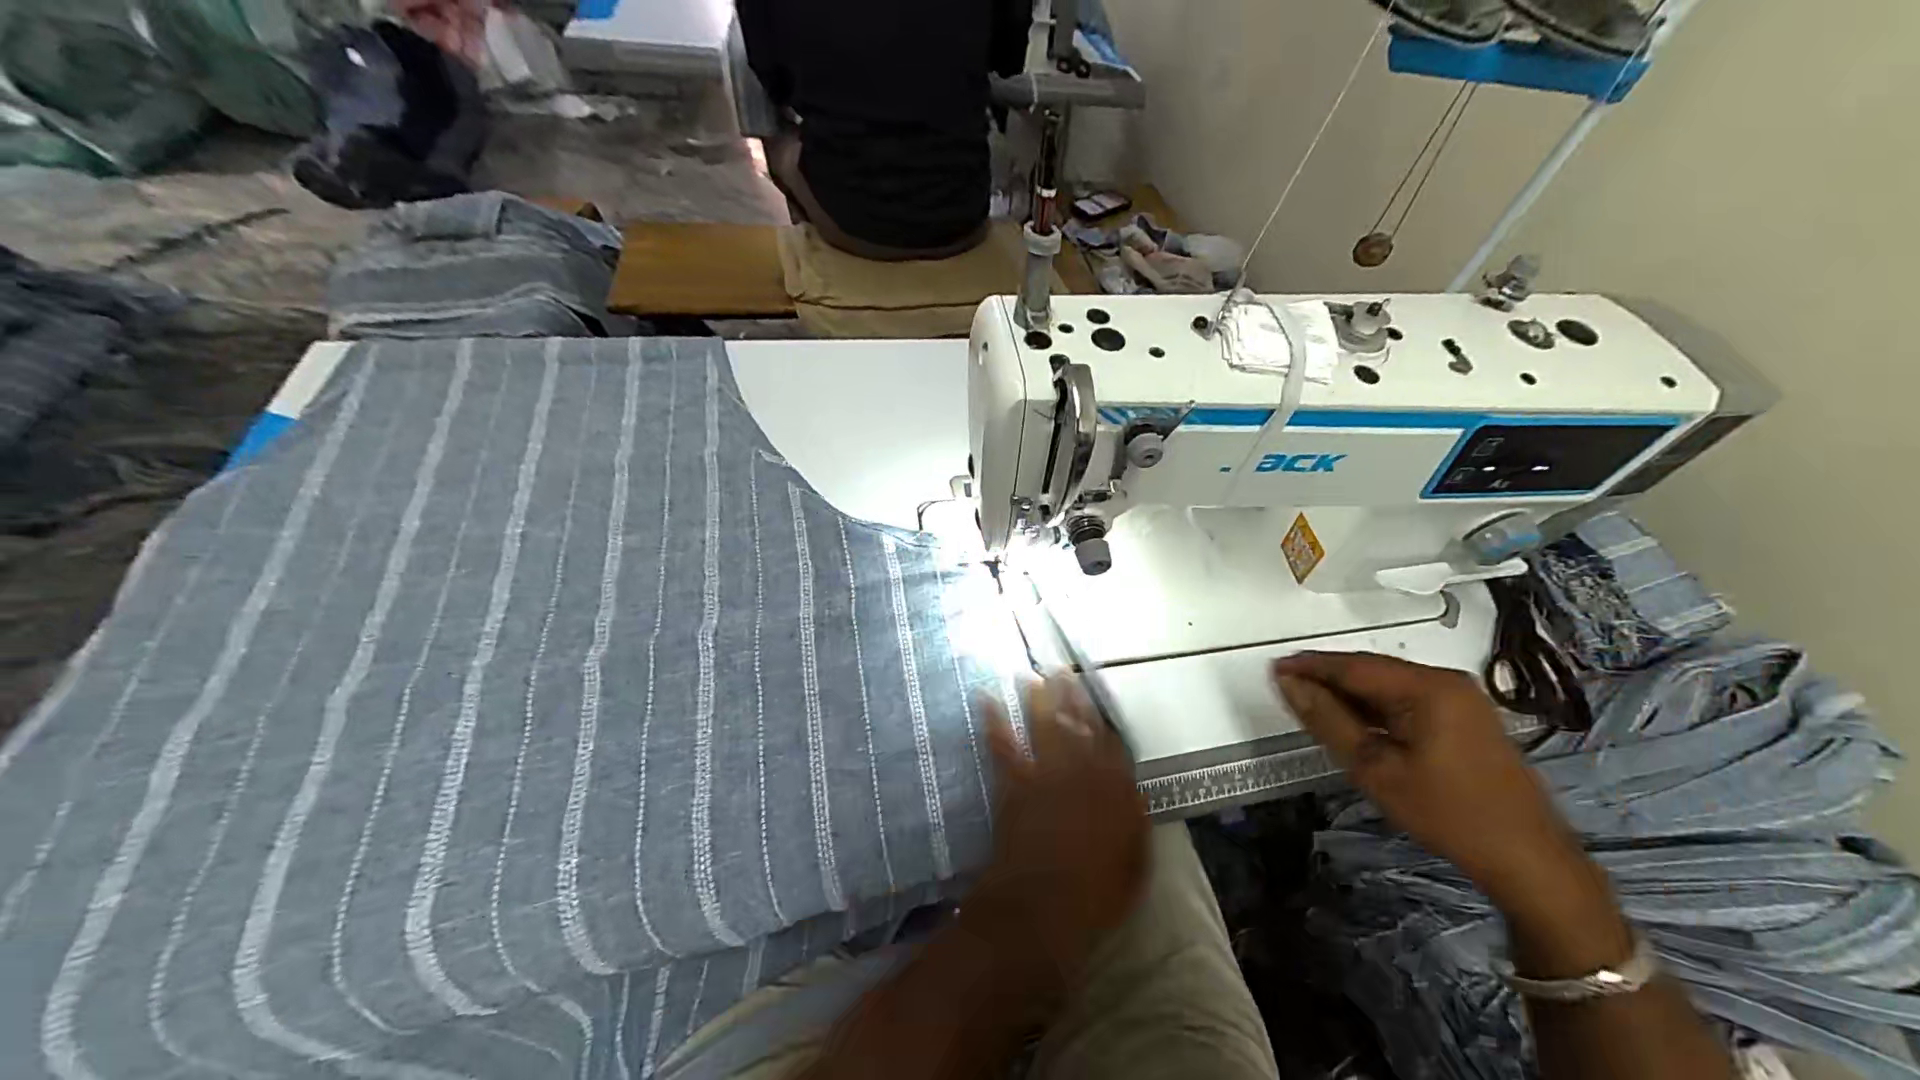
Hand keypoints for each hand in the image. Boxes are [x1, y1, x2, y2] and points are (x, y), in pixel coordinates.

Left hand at [971, 676, 1148, 1006]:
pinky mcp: (1013, 784)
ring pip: (1043, 725)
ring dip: (1036, 697)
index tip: (1094, 693)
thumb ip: (1132, 819)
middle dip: (1069, 694)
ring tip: (1031, 673)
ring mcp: (1044, 774)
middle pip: (1077, 724)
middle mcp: (1081, 772)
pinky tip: (985, 698)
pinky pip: (1002, 745)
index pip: (1112, 744)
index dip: (1102, 717)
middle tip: (1060, 667)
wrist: (1043, 907)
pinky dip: (993, 721)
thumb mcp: (1134, 861)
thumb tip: (1129, 789)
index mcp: (1115, 790)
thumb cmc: (1097, 894)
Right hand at [1271, 652, 1588, 909]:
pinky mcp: (1466, 716)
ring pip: (1389, 683)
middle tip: (1287, 685)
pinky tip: (1354, 719)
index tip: (1274, 669)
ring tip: (1311, 702)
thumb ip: (1327, 719)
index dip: (1310, 665)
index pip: (1353, 666)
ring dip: (1350, 691)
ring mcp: (1461, 698)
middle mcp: (1447, 681)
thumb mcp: (1374, 768)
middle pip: (1372, 669)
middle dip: (1328, 676)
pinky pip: (1407, 698)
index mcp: (1427, 687)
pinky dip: (1375, 705)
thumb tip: (1290, 683)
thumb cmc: (1446, 812)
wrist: (1527, 858)